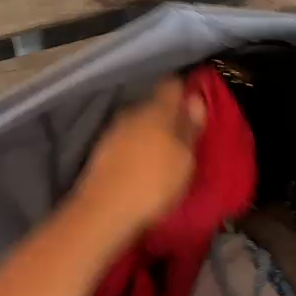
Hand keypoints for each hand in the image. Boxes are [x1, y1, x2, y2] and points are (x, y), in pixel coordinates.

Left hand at [69, 77, 205, 235]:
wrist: (103, 210)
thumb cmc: (154, 182)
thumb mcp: (185, 159)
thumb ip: (190, 128)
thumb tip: (195, 100)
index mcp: (158, 109)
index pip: (172, 85)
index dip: (184, 93)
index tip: (194, 111)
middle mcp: (133, 111)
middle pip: (155, 105)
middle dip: (168, 119)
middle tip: (181, 142)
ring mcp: (113, 129)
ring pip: (138, 124)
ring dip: (149, 136)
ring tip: (160, 160)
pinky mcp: (100, 150)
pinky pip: (125, 142)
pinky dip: (134, 151)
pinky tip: (139, 171)